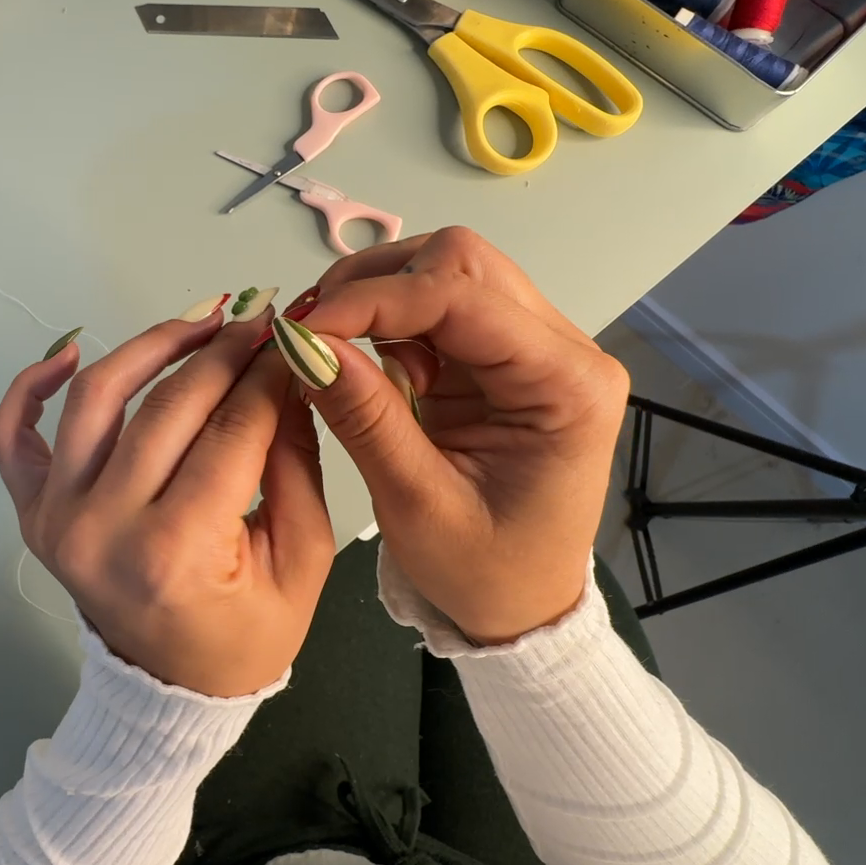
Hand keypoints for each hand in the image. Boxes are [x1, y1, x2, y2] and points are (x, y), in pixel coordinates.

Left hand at [0, 305, 336, 696]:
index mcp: (177, 552)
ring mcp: (56, 516)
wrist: (170, 687)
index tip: (291, 336)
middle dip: (222, 352)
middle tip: (255, 317)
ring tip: (197, 321)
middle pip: (169, 407)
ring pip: (96, 399)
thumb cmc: (243, 634)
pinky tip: (71, 350)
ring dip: (149, 346)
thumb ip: (295, 459)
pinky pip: (12, 435)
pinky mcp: (33, 511)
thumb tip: (289, 370)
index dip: (267, 373)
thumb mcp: (299, 558)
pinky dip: (31, 385)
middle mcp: (103, 527)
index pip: (233, 430)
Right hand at [282, 228, 629, 644]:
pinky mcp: (493, 357)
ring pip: (443, 271)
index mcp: (565, 387)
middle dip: (375, 284)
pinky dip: (382, 322)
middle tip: (310, 331)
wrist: (517, 602)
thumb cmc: (481, 569)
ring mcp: (528, 347)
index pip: (462, 299)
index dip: (373, 301)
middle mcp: (558, 349)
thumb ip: (365, 417)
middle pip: (459, 261)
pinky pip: (431, 307)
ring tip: (330, 348)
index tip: (300, 330)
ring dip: (375, 297)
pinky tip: (362, 364)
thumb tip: (304, 345)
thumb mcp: (416, 504)